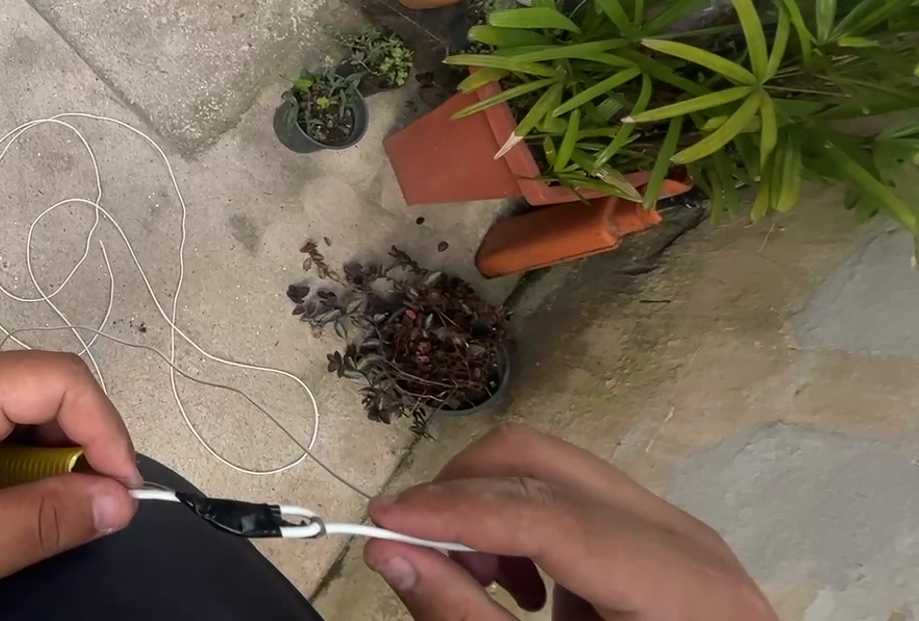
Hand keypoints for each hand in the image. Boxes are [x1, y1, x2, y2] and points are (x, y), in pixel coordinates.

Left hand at [0, 350, 142, 620]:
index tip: (121, 495)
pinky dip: (16, 464)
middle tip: (90, 512)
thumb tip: (118, 499)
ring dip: (48, 460)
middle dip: (80, 446)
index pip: (63, 380)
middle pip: (46, 388)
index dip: (105, 431)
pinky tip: (6, 506)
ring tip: (44, 517)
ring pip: (22, 410)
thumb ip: (48, 519)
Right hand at [363, 424, 775, 619]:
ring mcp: (664, 522)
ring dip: (479, 503)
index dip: (455, 511)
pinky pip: (555, 486)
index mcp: (682, 587)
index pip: (543, 514)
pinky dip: (510, 518)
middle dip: (458, 493)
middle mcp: (677, 533)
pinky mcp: (646, 527)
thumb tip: (383, 551)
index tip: (380, 520)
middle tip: (422, 547)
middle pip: (531, 459)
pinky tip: (522, 587)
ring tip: (477, 576)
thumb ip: (465, 619)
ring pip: (536, 462)